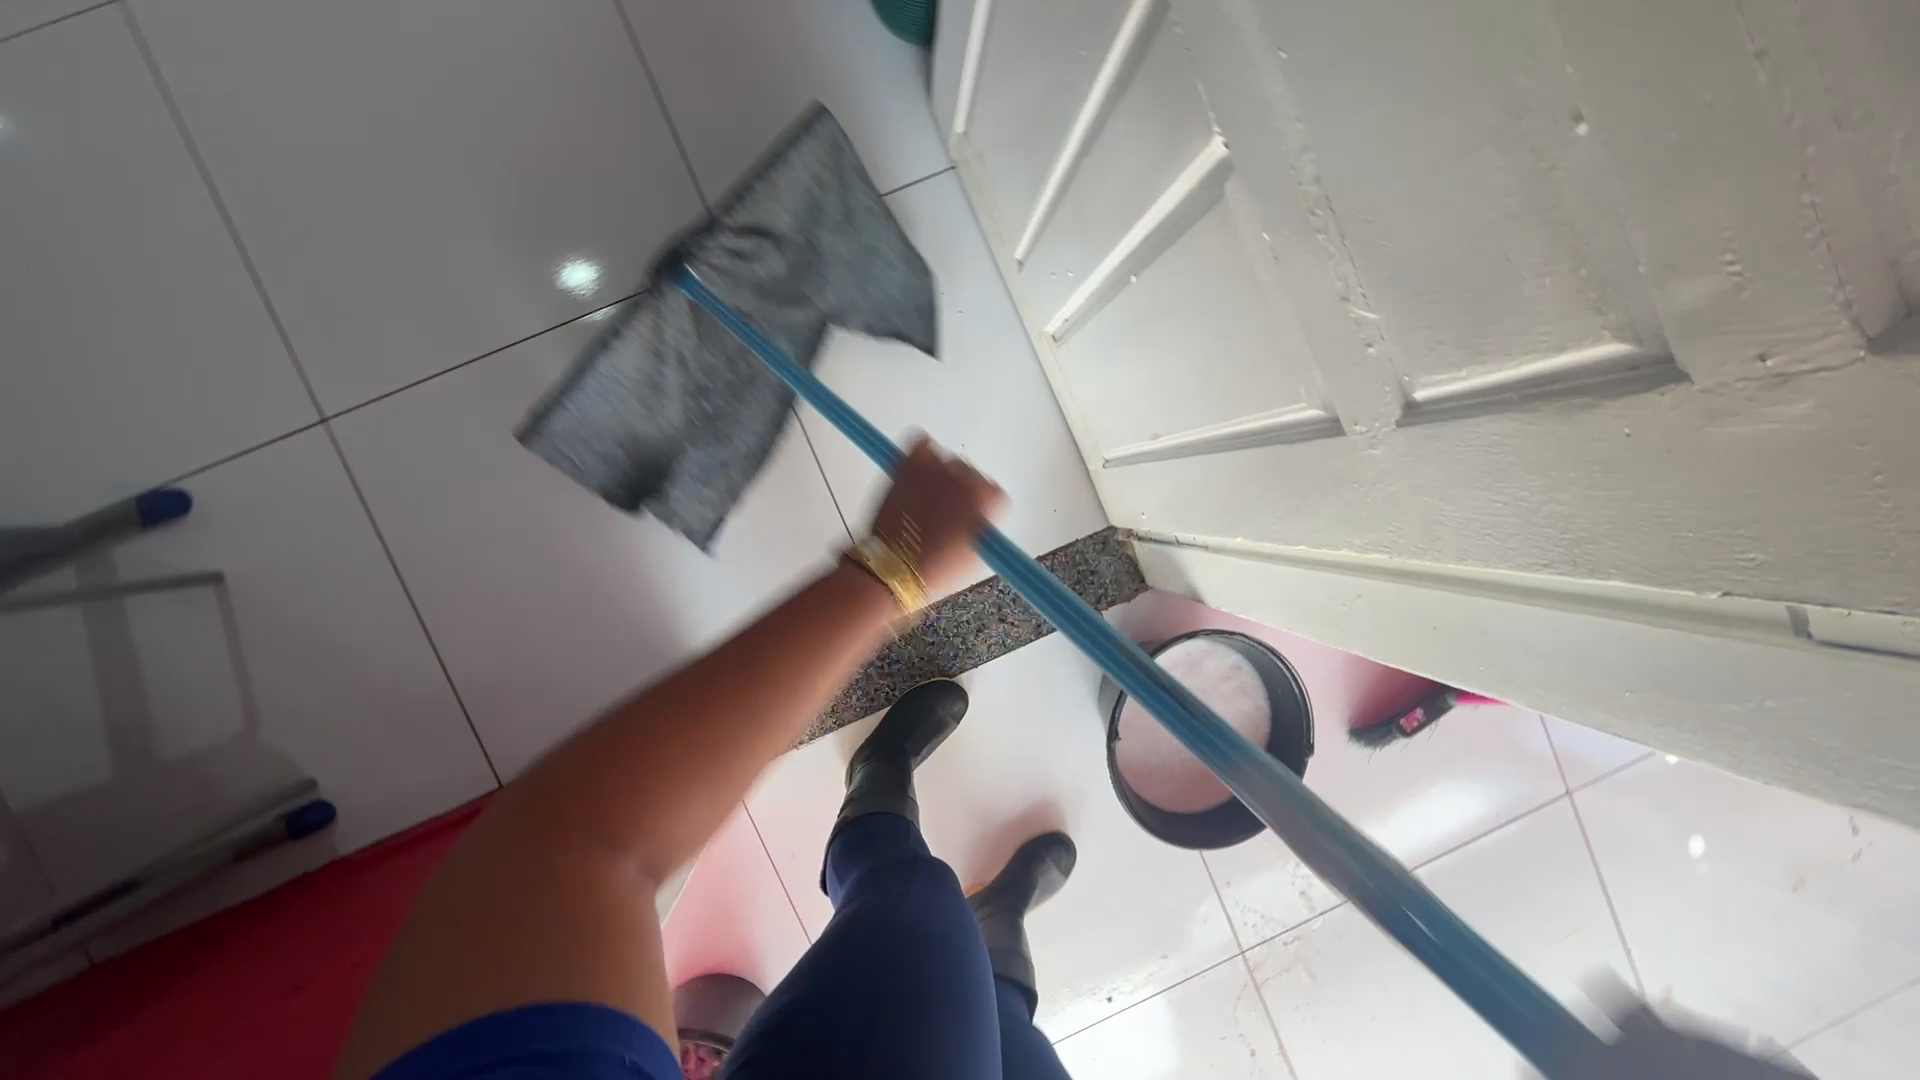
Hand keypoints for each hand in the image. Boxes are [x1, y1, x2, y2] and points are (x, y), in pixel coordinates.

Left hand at [868, 434, 1005, 592]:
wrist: (894, 565)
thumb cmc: (935, 566)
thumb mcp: (974, 553)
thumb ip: (982, 526)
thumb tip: (978, 517)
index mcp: (985, 498)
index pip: (994, 492)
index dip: (982, 506)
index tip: (971, 517)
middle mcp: (965, 476)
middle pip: (971, 474)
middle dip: (961, 490)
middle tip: (944, 512)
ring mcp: (936, 467)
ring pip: (947, 460)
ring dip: (941, 475)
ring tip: (926, 498)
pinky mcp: (910, 463)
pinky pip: (921, 442)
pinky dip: (921, 455)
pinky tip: (917, 472)